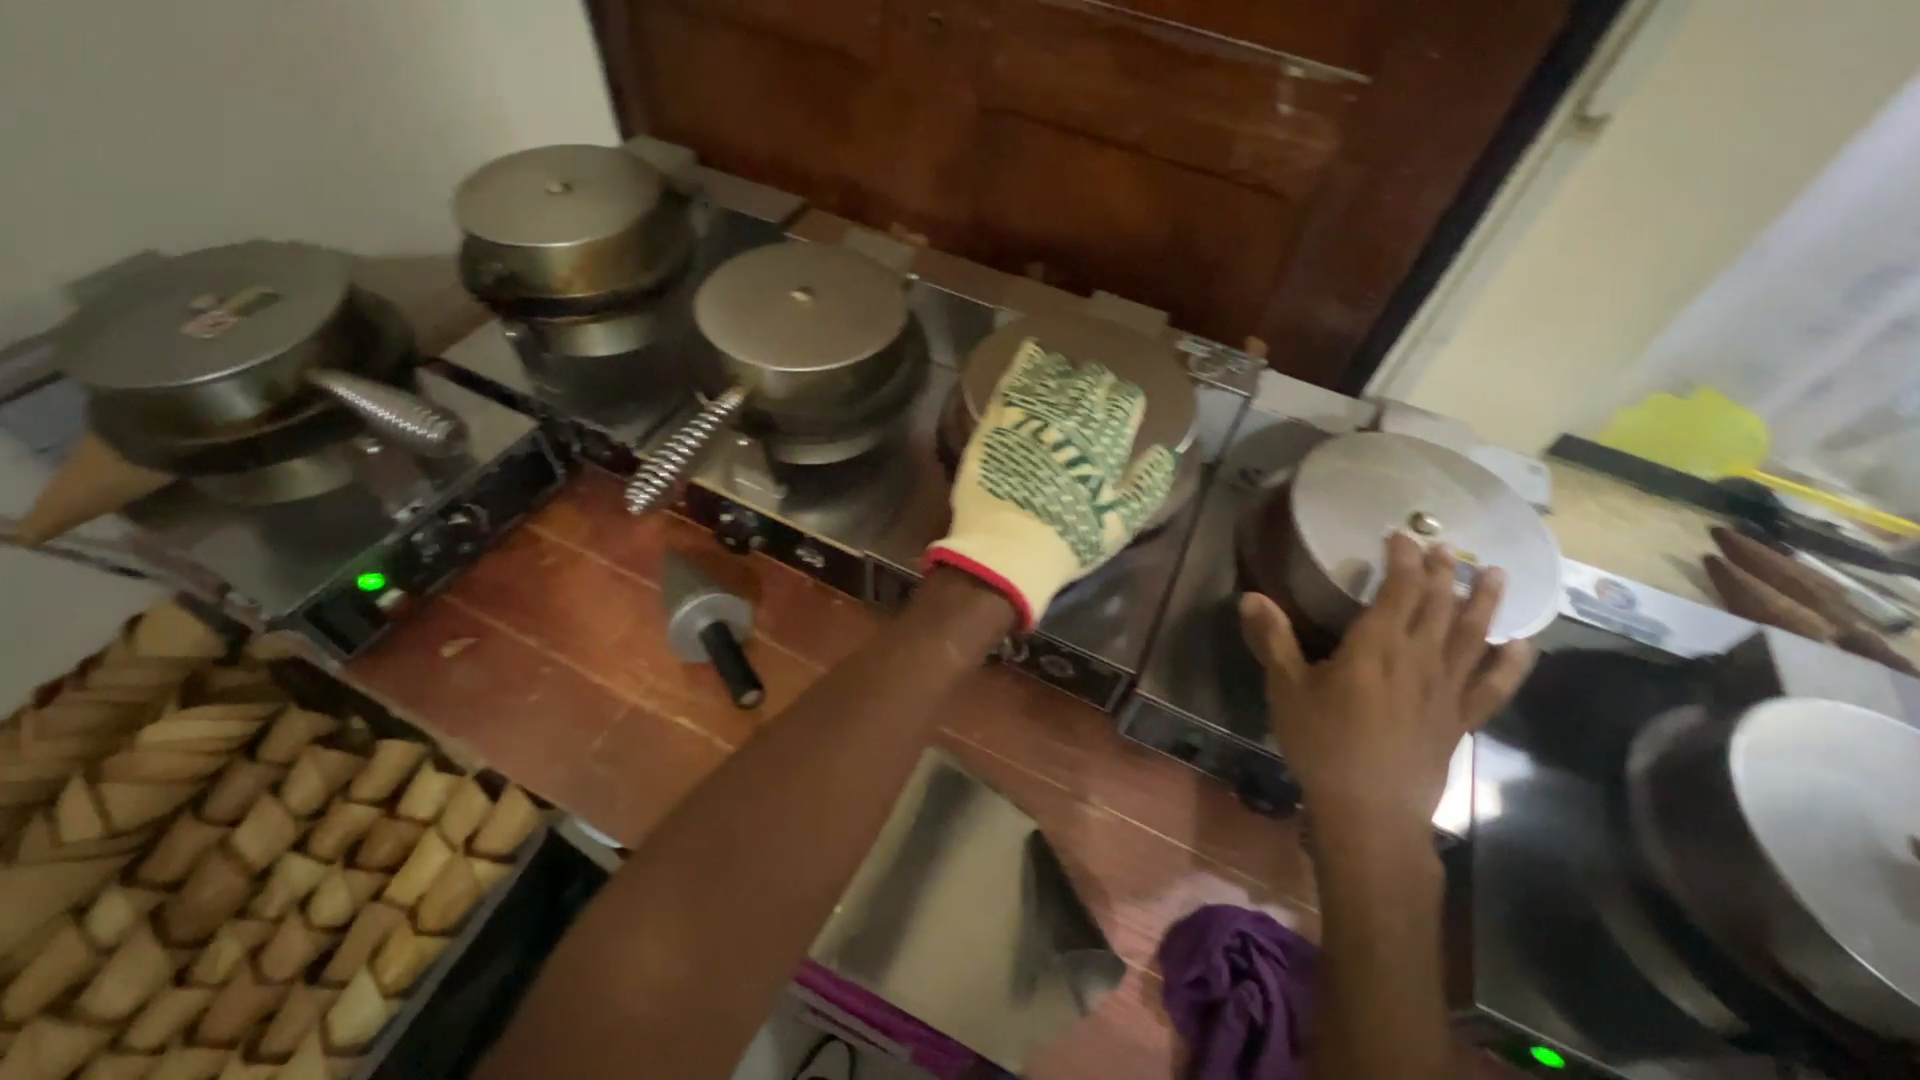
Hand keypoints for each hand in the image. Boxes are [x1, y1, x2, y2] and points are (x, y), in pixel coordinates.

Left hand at [927, 338, 1177, 629]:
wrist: (1008, 549)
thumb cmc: (1068, 542)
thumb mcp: (1121, 524)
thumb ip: (1147, 484)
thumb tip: (1164, 453)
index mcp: (1109, 441)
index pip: (1126, 402)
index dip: (1125, 401)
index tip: (1121, 406)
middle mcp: (1075, 418)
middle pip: (1092, 382)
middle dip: (1096, 381)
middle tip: (1092, 386)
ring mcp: (1034, 415)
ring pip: (1056, 375)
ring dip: (1063, 369)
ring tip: (1063, 367)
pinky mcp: (998, 419)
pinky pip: (1015, 380)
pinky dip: (1025, 363)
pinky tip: (1030, 352)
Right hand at [1239, 532, 1534, 839]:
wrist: (1370, 810)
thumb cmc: (1323, 744)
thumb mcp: (1286, 689)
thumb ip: (1274, 640)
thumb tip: (1251, 597)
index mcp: (1376, 645)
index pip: (1399, 588)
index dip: (1403, 558)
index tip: (1400, 536)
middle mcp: (1419, 658)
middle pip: (1439, 604)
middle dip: (1444, 572)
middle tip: (1447, 547)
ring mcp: (1446, 689)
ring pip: (1472, 635)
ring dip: (1485, 603)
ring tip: (1497, 575)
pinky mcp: (1461, 719)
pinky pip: (1493, 685)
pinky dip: (1511, 664)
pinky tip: (1521, 646)